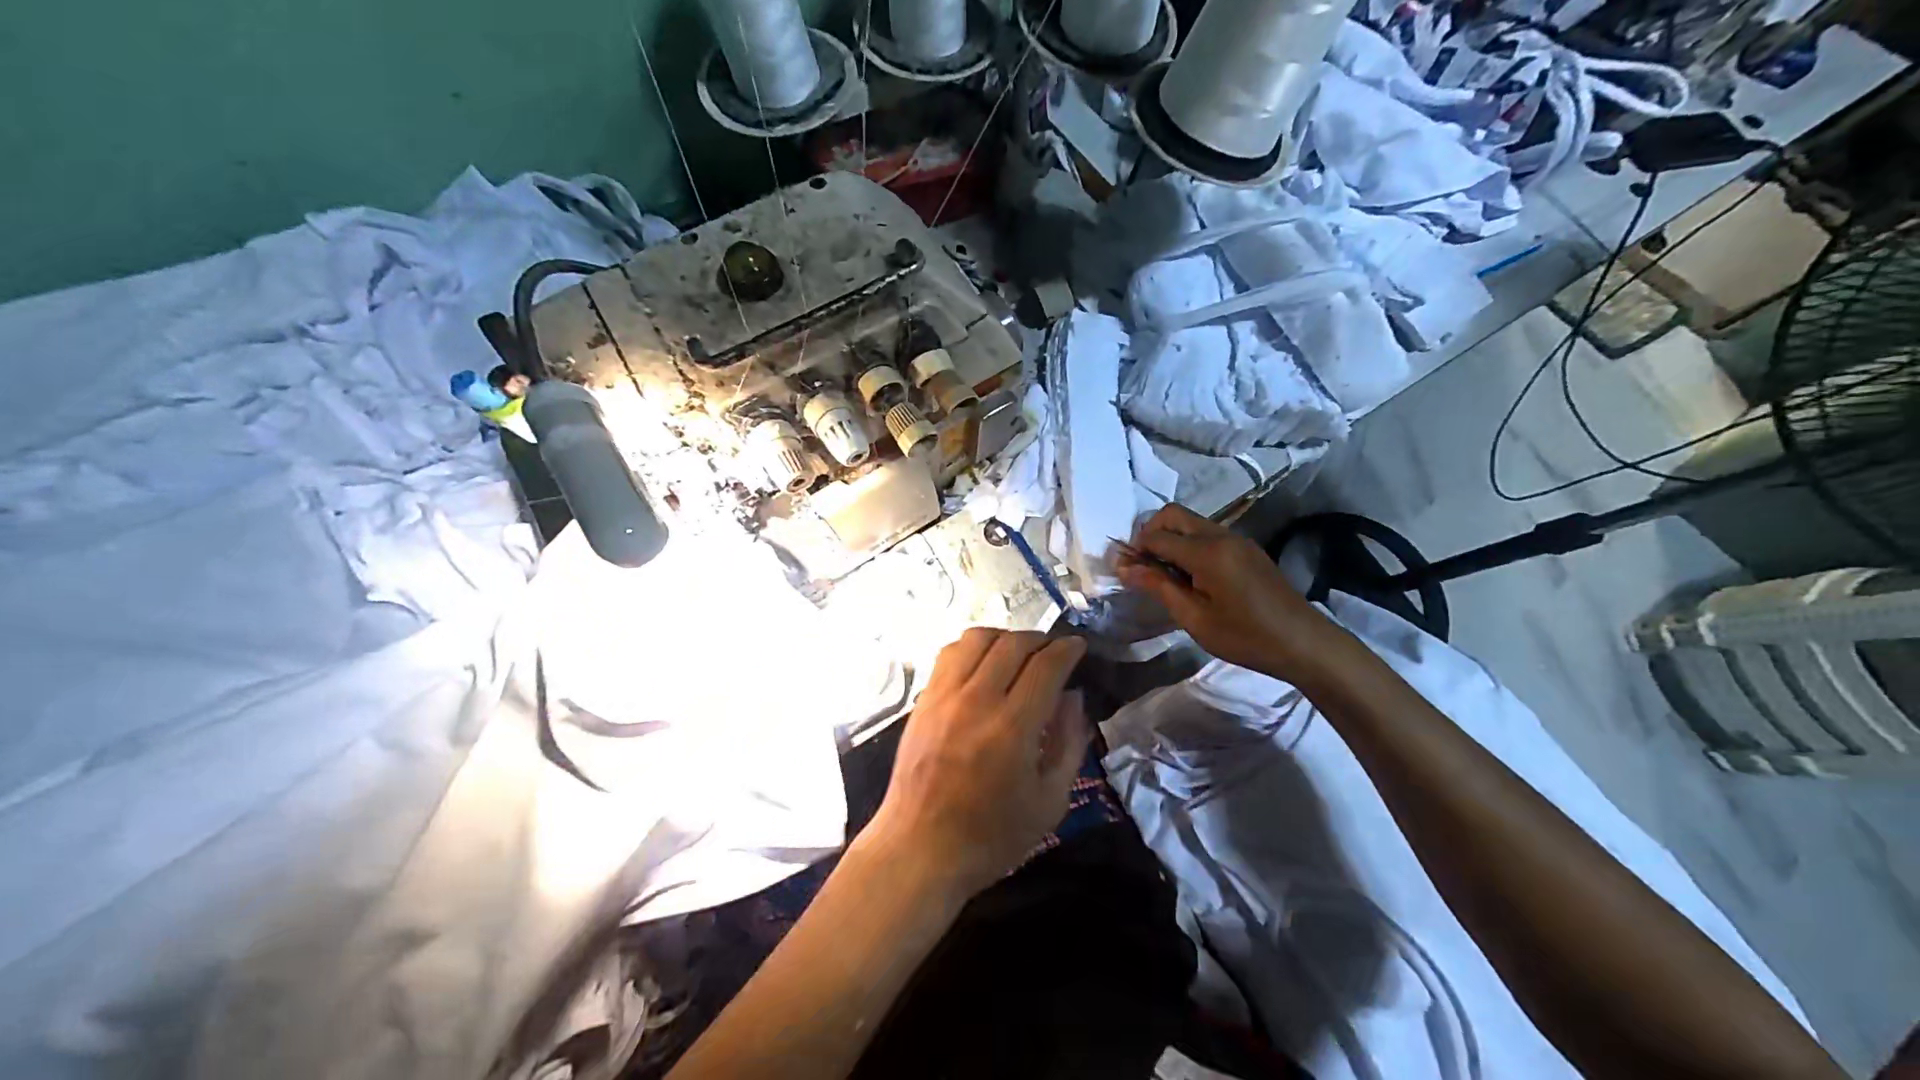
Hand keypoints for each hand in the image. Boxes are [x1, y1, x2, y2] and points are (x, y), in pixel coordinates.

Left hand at [865, 629, 1091, 900]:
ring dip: (1004, 638)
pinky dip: (973, 648)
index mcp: (1012, 728)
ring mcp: (943, 696)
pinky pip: (949, 654)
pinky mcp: (922, 701)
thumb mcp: (1049, 802)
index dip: (1067, 649)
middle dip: (1040, 639)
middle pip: (1012, 644)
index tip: (1078, 646)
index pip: (1045, 666)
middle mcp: (976, 701)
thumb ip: (1068, 744)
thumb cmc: (990, 837)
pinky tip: (982, 665)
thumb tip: (1073, 698)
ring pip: (976, 639)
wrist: (919, 849)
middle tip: (1053, 651)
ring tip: (1018, 654)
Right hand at [1116, 503, 1335, 677]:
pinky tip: (1189, 576)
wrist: (1304, 642)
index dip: (1134, 550)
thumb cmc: (1246, 636)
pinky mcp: (1246, 549)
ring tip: (1164, 575)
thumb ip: (1159, 587)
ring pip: (1190, 522)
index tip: (1123, 570)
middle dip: (1150, 534)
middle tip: (1143, 567)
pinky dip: (1189, 545)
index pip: (1156, 536)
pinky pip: (1207, 533)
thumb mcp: (1195, 618)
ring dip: (1170, 539)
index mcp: (1207, 552)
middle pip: (1173, 515)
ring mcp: (1237, 540)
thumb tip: (1124, 568)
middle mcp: (1220, 536)